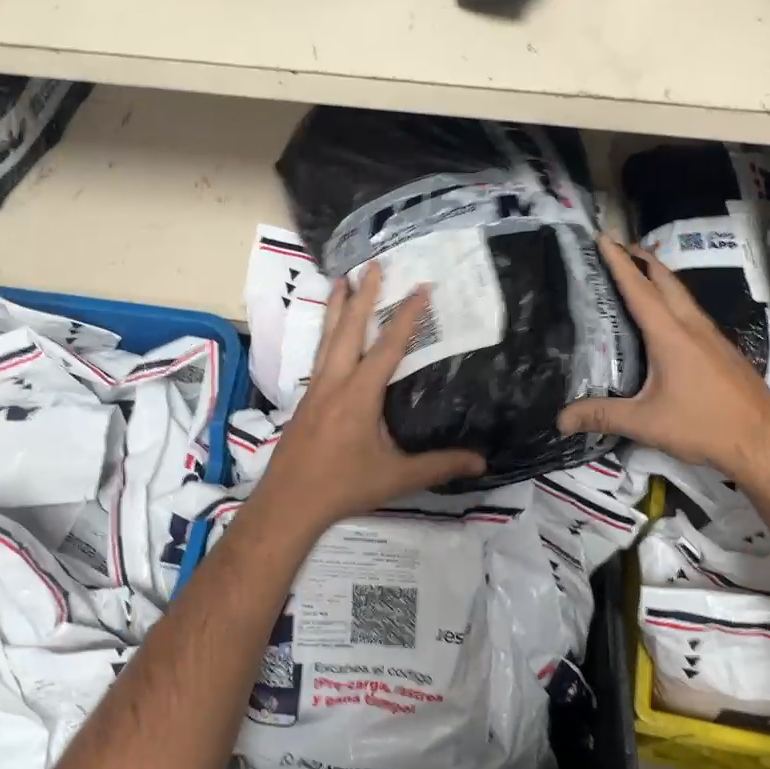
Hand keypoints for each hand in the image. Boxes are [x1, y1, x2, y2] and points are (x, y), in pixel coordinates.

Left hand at [250, 264, 486, 532]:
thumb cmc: (343, 487)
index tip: (420, 287)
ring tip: (343, 280)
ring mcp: (315, 390)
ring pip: (327, 338)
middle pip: (349, 329)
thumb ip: (439, 465)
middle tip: (372, 265)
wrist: (287, 503)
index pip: (387, 346)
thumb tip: (482, 460)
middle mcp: (334, 383)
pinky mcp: (304, 401)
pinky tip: (330, 335)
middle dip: (363, 296)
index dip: (406, 316)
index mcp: (359, 395)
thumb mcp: (396, 477)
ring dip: (338, 308)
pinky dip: (327, 334)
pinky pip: (318, 356)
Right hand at [559, 234, 769, 476]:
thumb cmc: (704, 426)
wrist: (764, 442)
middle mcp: (693, 328)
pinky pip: (694, 315)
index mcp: (671, 335)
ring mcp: (713, 338)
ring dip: (661, 280)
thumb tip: (560, 420)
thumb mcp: (646, 423)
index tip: (603, 237)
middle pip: (667, 281)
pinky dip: (675, 303)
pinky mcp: (724, 352)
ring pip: (683, 297)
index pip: (639, 289)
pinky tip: (669, 321)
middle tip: (620, 248)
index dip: (618, 262)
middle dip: (642, 260)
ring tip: (640, 276)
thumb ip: (602, 417)